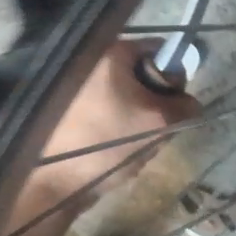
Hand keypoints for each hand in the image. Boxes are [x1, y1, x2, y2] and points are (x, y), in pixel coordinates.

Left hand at [0, 42, 199, 235]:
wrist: (45, 185)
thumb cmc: (102, 143)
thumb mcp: (158, 122)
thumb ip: (184, 106)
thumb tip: (189, 102)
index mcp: (107, 51)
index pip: (158, 50)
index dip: (173, 79)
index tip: (172, 108)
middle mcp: (85, 59)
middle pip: (140, 77)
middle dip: (151, 106)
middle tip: (150, 134)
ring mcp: (68, 86)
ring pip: (122, 100)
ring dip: (132, 124)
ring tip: (128, 151)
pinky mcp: (59, 113)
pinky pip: (101, 116)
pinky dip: (109, 133)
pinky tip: (107, 156)